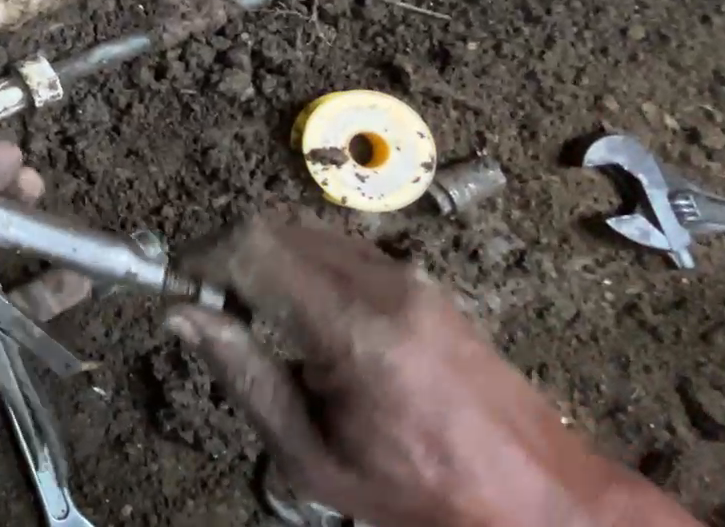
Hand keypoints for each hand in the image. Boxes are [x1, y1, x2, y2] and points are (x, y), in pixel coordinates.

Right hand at [166, 219, 699, 526]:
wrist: (545, 500)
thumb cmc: (420, 492)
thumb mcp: (312, 458)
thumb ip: (242, 376)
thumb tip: (179, 313)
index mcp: (357, 333)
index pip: (253, 248)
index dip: (201, 258)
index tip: (181, 290)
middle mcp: (382, 285)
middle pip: (269, 224)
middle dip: (220, 252)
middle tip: (207, 302)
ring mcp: (405, 274)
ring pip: (296, 225)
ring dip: (253, 251)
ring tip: (247, 307)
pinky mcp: (416, 277)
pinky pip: (329, 240)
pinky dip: (290, 255)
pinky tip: (292, 305)